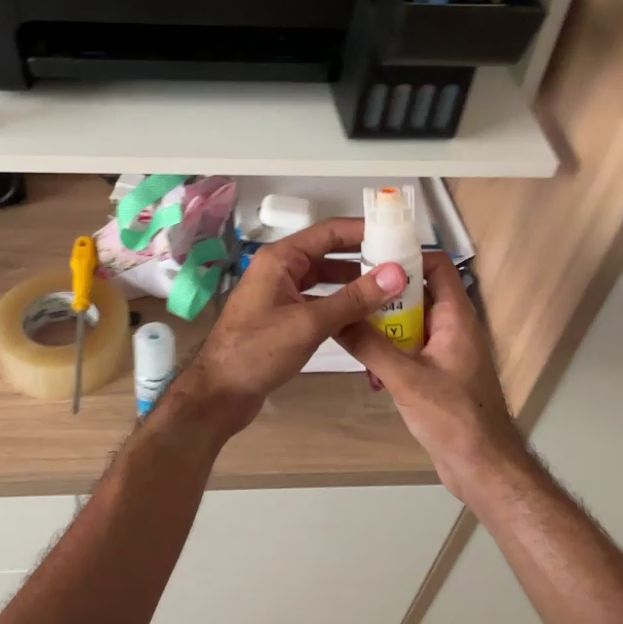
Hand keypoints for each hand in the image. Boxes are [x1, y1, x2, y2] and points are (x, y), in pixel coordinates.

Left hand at [180, 219, 407, 437]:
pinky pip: (319, 303)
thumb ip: (354, 298)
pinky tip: (367, 318)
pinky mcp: (283, 318)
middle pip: (329, 255)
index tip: (398, 235)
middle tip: (403, 267)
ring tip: (392, 292)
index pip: (329, 232)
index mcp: (280, 259)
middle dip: (364, 259)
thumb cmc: (258, 351)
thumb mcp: (309, 322)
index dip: (364, 231)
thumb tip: (397, 273)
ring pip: (326, 281)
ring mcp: (280, 294)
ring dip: (355, 286)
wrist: (219, 392)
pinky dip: (341, 307)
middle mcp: (280, 270)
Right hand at [334, 252, 528, 505]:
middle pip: (419, 292)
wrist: (481, 464)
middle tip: (349, 292)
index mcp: (457, 317)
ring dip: (385, 325)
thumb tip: (335, 317)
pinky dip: (391, 350)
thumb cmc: (453, 417)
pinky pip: (412, 348)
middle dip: (385, 293)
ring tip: (350, 325)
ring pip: (412, 322)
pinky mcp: (439, 373)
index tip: (370, 257)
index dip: (407, 255)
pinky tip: (366, 362)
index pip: (437, 266)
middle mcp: (454, 327)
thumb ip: (369, 345)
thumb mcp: (405, 378)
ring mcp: (448, 351)